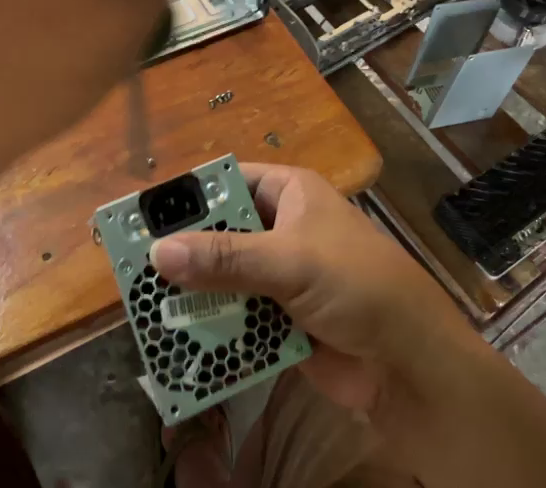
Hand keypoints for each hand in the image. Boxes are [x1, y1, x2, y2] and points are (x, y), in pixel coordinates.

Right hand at [150, 164, 475, 421]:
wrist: (411, 363)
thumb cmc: (358, 286)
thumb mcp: (290, 261)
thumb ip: (224, 258)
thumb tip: (157, 252)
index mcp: (291, 194)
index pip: (229, 182)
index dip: (189, 197)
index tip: (142, 216)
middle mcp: (283, 230)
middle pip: (221, 234)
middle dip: (185, 253)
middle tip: (134, 268)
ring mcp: (281, 277)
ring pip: (225, 279)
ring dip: (195, 295)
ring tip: (146, 308)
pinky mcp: (281, 321)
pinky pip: (236, 318)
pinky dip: (214, 328)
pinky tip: (177, 341)